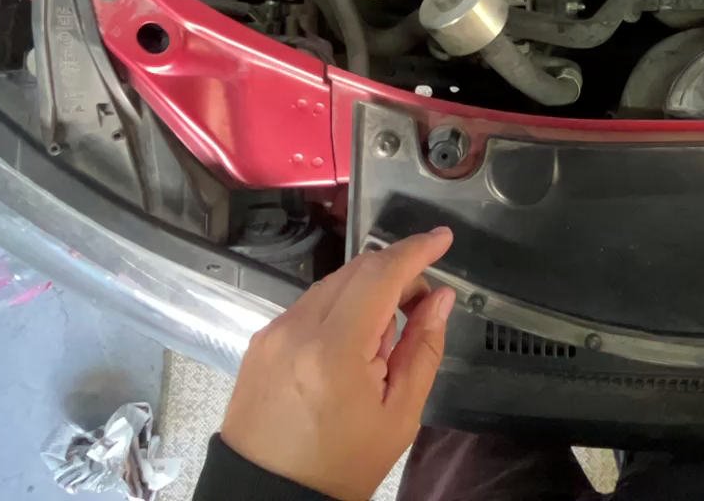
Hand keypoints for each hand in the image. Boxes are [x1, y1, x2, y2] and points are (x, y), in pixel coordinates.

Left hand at [221, 227, 455, 500]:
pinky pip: (312, 303)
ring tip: (383, 340)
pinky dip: (341, 307)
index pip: (381, 275)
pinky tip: (350, 346)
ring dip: (369, 290)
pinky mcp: (260, 341)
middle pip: (359, 270)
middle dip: (397, 273)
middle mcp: (298, 328)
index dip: (416, 250)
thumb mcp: (399, 415)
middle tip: (421, 304)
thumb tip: (441, 297)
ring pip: (335, 282)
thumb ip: (424, 348)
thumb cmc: (340, 466)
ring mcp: (274, 332)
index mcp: (334, 350)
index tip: (443, 237)